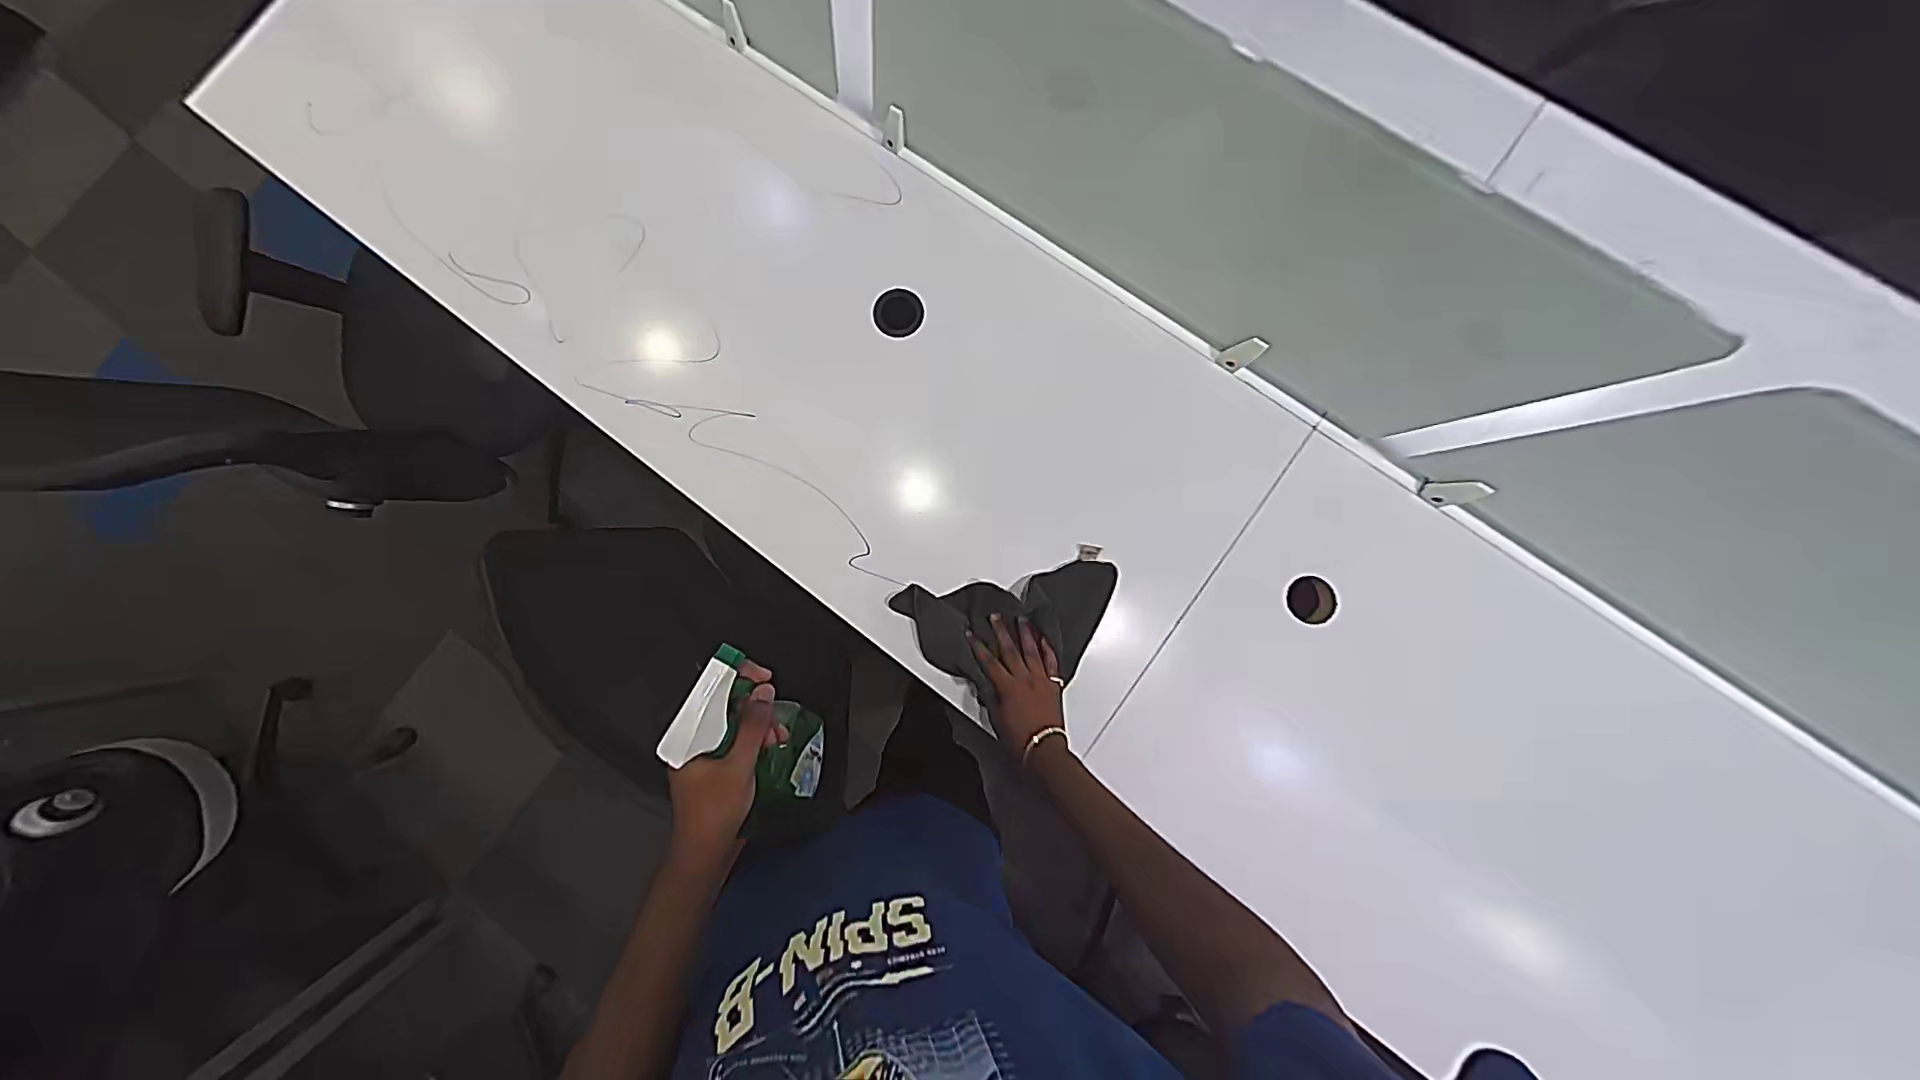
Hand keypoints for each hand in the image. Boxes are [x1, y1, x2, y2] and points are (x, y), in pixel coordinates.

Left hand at [667, 659, 786, 857]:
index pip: (709, 692)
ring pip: (734, 721)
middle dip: (755, 706)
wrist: (705, 854)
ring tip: (776, 736)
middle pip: (724, 705)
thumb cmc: (714, 813)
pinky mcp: (716, 763)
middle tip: (775, 714)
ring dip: (759, 724)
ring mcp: (704, 752)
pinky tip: (771, 745)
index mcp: (686, 736)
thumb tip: (763, 693)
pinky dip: (756, 738)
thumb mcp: (739, 765)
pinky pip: (737, 738)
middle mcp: (692, 740)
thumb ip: (753, 726)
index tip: (763, 677)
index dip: (737, 677)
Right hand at [970, 612, 1064, 760]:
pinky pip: (1051, 662)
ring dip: (1025, 633)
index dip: (979, 646)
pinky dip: (1048, 649)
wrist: (1043, 750)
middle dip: (1001, 631)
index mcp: (1007, 688)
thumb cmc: (1019, 740)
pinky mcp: (1053, 685)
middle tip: (996, 617)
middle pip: (1010, 650)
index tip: (973, 634)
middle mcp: (1024, 679)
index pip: (989, 662)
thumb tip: (989, 685)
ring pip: (1031, 650)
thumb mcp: (996, 718)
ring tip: (1021, 618)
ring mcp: (1040, 680)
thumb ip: (993, 697)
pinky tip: (1044, 639)